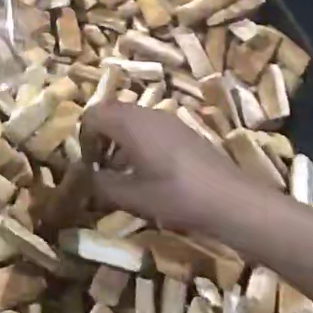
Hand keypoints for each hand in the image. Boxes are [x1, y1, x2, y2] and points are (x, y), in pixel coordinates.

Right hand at [79, 104, 261, 233]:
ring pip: (133, 120)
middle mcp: (148, 113)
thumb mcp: (131, 196)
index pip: (93, 114)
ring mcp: (169, 119)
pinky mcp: (184, 131)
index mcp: (130, 123)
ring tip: (122, 172)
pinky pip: (151, 127)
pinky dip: (140, 142)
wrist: (230, 200)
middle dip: (100, 136)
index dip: (83, 136)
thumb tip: (86, 178)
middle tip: (99, 167)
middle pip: (113, 113)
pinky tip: (148, 171)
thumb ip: (102, 185)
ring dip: (120, 140)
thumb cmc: (175, 196)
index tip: (85, 162)